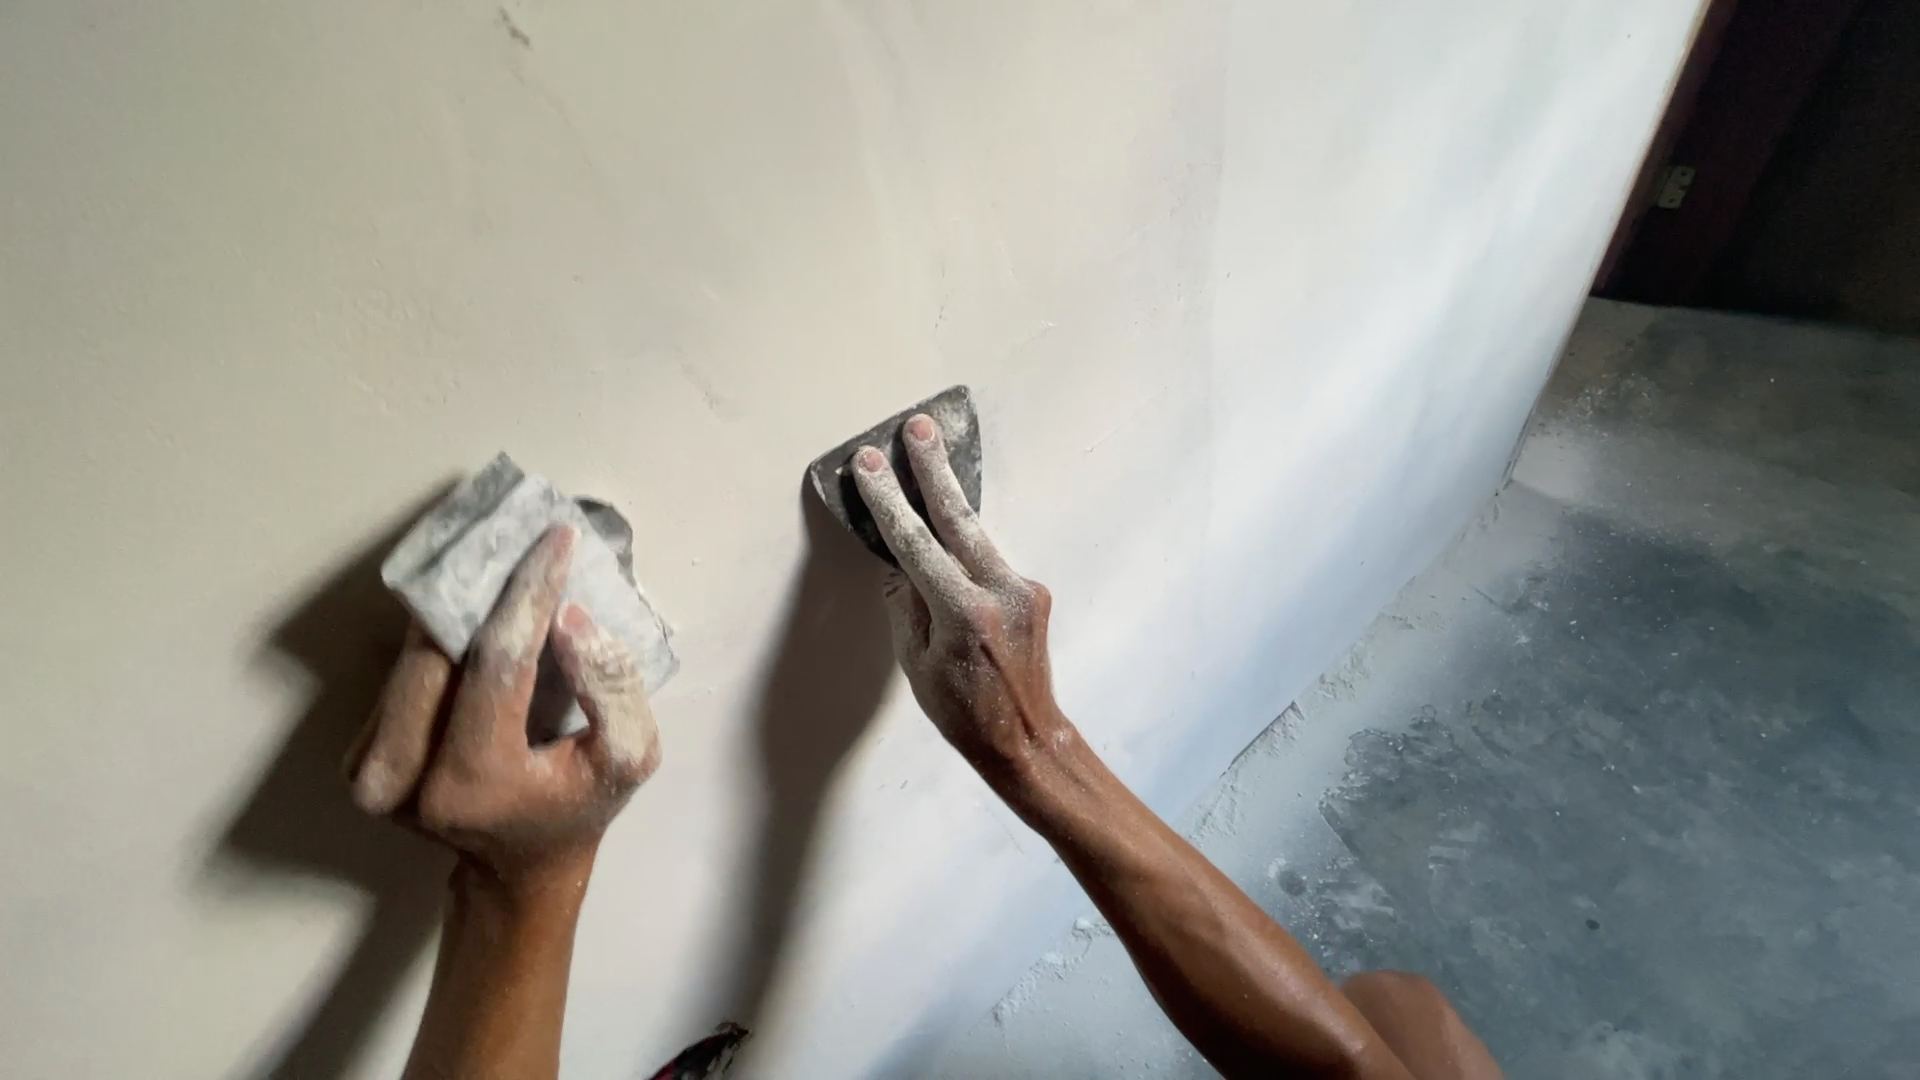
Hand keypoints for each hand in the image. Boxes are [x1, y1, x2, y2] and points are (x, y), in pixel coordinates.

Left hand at [346, 525, 661, 891]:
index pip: (498, 663)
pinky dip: (441, 633)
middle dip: (483, 586)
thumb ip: (613, 688)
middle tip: (519, 536)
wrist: (520, 866)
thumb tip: (570, 617)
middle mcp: (399, 777)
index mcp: (471, 781)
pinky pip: (403, 675)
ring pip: (410, 657)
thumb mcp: (630, 757)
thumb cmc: (582, 807)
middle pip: (436, 651)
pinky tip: (478, 608)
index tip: (557, 539)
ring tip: (500, 558)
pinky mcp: (359, 757)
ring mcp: (368, 770)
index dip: (530, 594)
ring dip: (456, 602)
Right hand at [851, 413, 1070, 774]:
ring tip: (931, 459)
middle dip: (934, 470)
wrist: (1026, 737)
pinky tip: (950, 545)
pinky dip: (966, 550)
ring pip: (977, 537)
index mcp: (965, 613)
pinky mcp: (1034, 592)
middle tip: (920, 427)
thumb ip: (906, 606)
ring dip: (950, 502)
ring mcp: (1024, 589)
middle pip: (959, 518)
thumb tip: (898, 564)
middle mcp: (1001, 592)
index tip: (871, 465)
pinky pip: (990, 562)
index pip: (916, 544)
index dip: (889, 501)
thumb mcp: (916, 663)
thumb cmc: (963, 712)